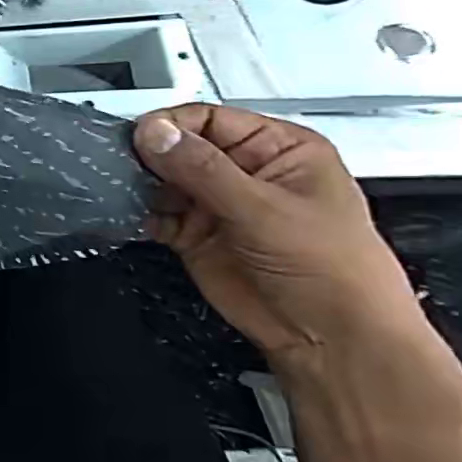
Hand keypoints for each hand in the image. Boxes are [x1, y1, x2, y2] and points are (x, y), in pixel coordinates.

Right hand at [132, 104, 427, 368]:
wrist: (330, 341)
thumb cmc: (334, 270)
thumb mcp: (266, 209)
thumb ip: (204, 170)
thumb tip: (157, 133)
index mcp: (276, 148)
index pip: (211, 120)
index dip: (174, 125)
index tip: (142, 135)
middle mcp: (244, 173)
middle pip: (183, 148)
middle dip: (154, 155)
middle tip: (127, 162)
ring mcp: (219, 207)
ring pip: (167, 182)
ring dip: (145, 186)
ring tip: (129, 191)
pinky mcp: (198, 238)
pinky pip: (160, 216)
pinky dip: (144, 216)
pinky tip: (136, 217)